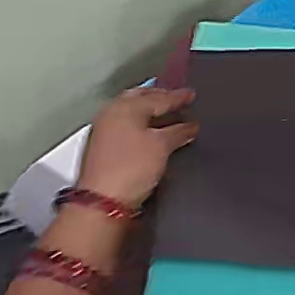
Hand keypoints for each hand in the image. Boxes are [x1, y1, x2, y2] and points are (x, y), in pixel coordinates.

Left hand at [76, 88, 198, 207]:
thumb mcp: (162, 146)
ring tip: (166, 111)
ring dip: (149, 109)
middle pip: (140, 98)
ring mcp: (105, 129)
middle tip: (176, 97)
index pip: (157, 98)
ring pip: (131, 111)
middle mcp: (112, 113)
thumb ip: (178, 132)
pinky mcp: (103, 145)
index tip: (191, 94)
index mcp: (126, 107)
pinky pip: (126, 123)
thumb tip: (190, 126)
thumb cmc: (133, 167)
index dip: (177, 97)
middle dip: (159, 97)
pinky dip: (141, 121)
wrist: (103, 200)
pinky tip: (151, 128)